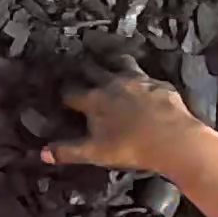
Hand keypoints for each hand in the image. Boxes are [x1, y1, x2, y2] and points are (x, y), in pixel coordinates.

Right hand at [42, 57, 217, 181]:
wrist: (175, 141)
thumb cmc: (131, 147)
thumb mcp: (95, 153)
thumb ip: (68, 151)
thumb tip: (42, 154)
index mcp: (93, 99)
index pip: (71, 92)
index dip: (65, 94)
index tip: (62, 97)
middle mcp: (112, 83)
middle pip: (92, 69)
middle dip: (84, 69)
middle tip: (79, 69)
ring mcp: (137, 80)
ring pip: (121, 62)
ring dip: (114, 63)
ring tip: (112, 64)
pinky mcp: (160, 84)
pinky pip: (148, 77)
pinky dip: (144, 80)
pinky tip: (147, 84)